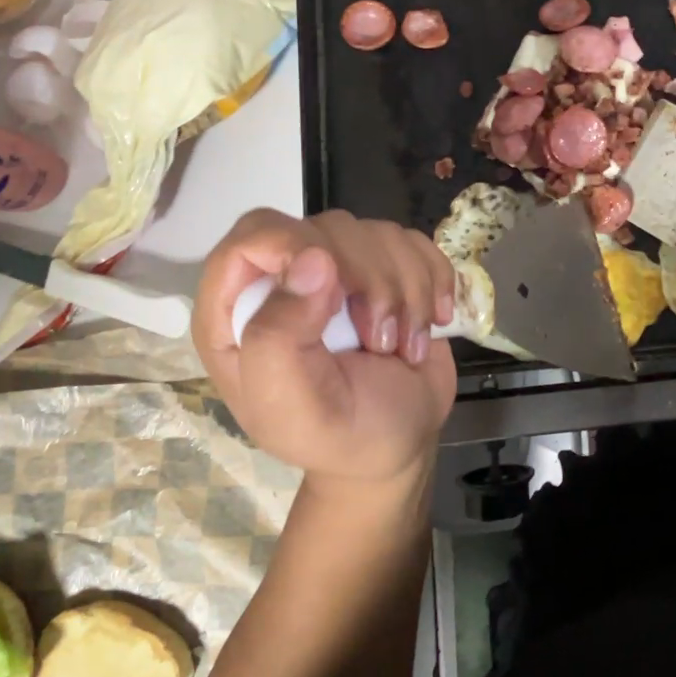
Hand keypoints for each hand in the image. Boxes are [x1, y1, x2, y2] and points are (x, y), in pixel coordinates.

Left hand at [192, 209, 457, 483]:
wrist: (398, 446)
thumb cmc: (339, 436)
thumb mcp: (293, 406)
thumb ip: (278, 337)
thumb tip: (310, 258)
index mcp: (240, 311)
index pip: (255, 236)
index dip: (296, 245)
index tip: (338, 286)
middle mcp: (287, 280)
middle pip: (328, 229)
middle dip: (371, 282)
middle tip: (382, 341)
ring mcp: (342, 270)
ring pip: (379, 234)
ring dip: (408, 292)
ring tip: (404, 345)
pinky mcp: (390, 269)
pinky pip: (416, 243)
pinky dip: (435, 280)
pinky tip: (434, 322)